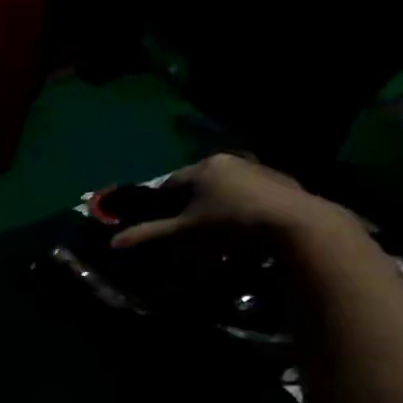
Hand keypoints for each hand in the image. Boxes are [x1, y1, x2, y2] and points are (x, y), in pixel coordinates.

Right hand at [108, 154, 347, 249]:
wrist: (289, 221)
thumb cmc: (228, 222)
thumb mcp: (185, 230)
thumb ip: (150, 233)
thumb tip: (113, 242)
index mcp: (201, 168)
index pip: (170, 183)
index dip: (162, 203)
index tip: (161, 220)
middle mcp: (226, 159)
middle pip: (196, 182)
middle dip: (187, 201)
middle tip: (186, 225)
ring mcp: (254, 166)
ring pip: (221, 184)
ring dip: (213, 201)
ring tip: (214, 226)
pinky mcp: (275, 177)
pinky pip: (245, 189)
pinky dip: (237, 201)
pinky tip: (241, 222)